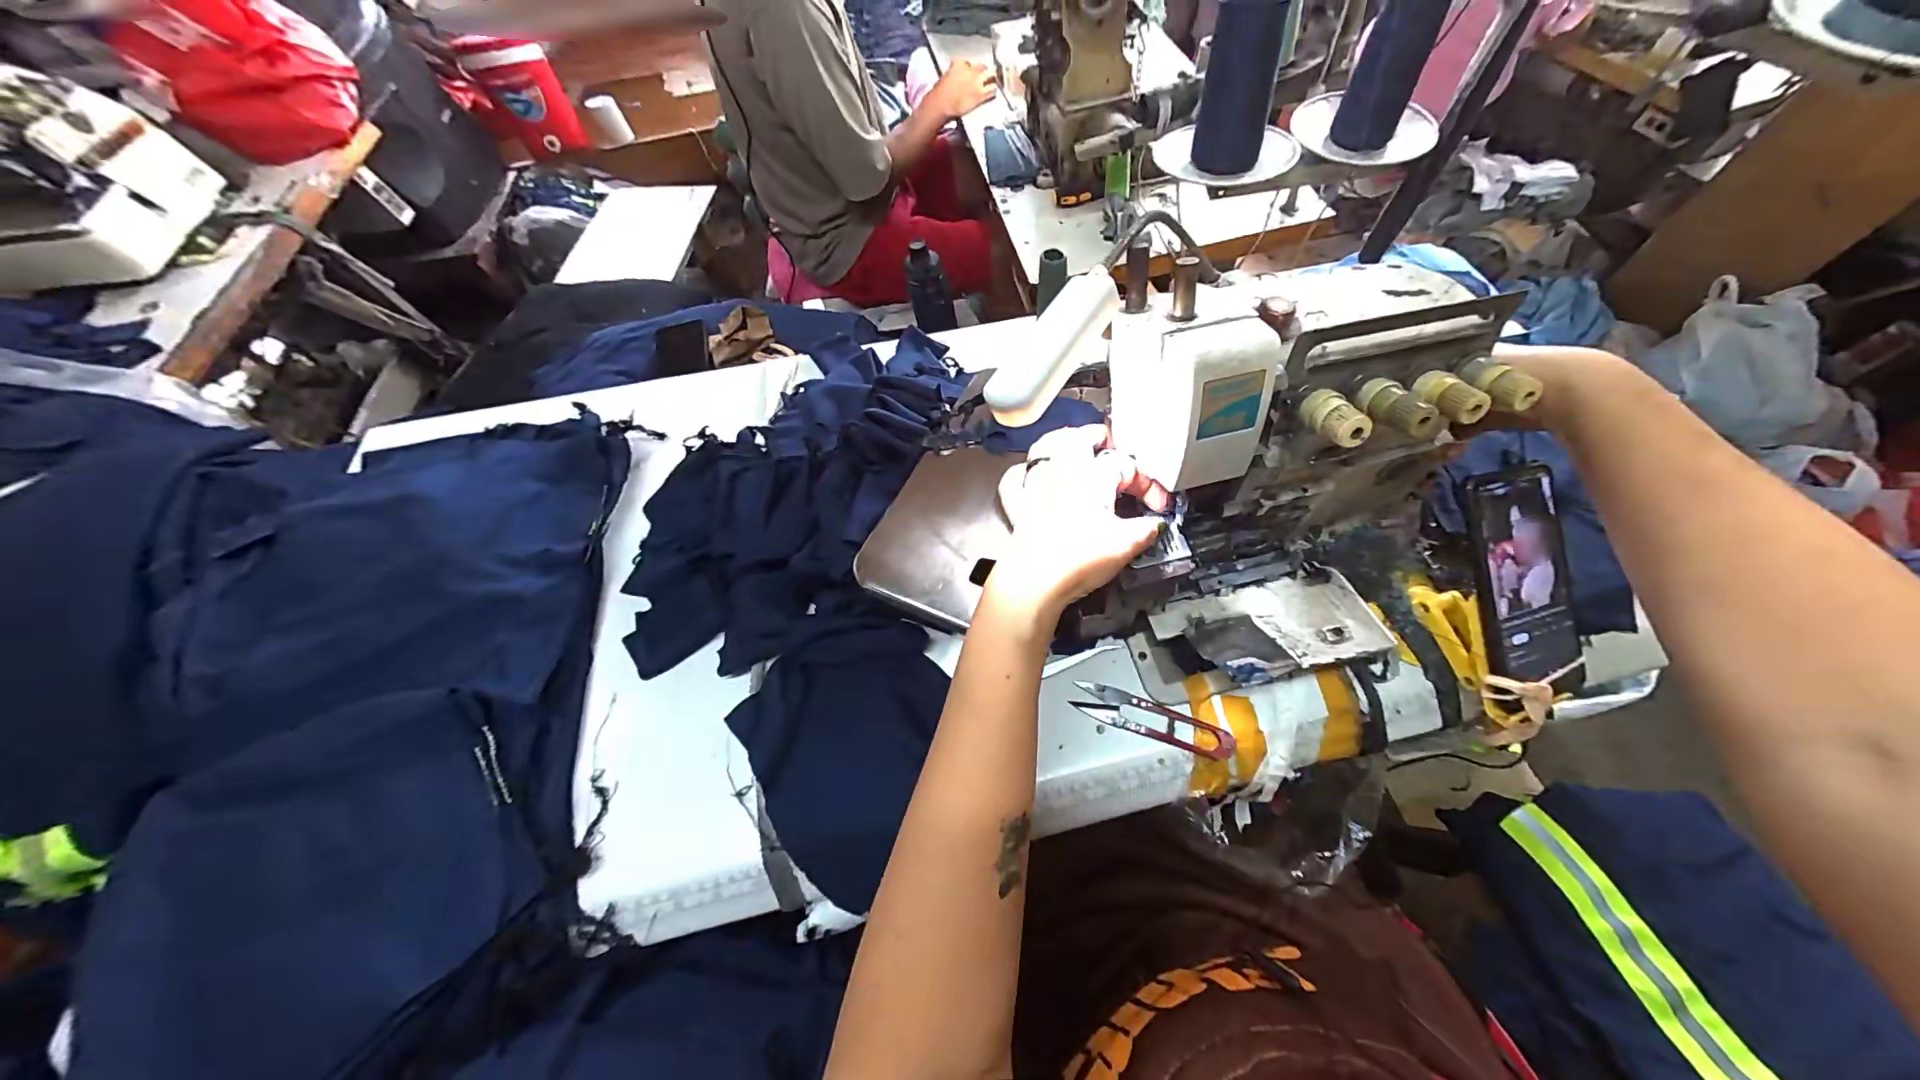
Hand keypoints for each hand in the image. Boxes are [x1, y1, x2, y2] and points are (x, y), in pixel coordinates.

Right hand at [927, 59, 996, 121]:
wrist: (942, 105)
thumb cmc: (940, 93)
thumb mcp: (946, 76)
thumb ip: (954, 72)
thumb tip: (957, 76)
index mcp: (960, 63)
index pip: (969, 62)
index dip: (970, 68)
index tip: (970, 73)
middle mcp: (971, 70)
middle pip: (983, 67)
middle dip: (983, 72)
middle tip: (984, 77)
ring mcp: (978, 82)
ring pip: (991, 76)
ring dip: (992, 79)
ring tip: (992, 83)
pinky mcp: (981, 95)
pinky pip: (992, 91)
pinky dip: (993, 92)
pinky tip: (991, 94)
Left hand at [986, 425, 1171, 623]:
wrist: (1035, 580)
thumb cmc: (1078, 558)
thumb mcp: (1126, 544)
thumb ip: (1147, 529)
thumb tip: (1155, 525)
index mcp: (1094, 474)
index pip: (1128, 465)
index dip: (1147, 483)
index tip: (1156, 504)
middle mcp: (1062, 469)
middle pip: (1082, 437)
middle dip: (1101, 439)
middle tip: (1114, 452)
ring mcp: (1036, 484)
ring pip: (1046, 446)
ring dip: (1062, 442)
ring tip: (1073, 445)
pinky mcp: (1016, 503)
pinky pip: (1017, 476)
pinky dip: (1026, 472)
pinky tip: (1031, 475)